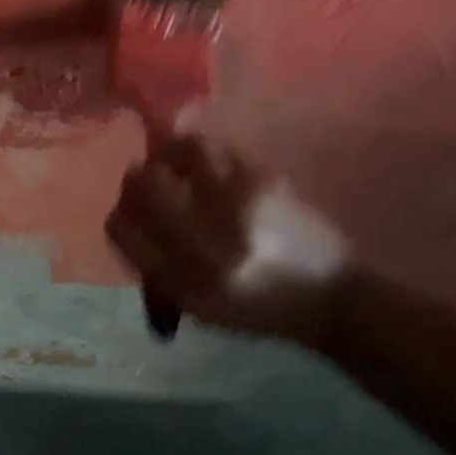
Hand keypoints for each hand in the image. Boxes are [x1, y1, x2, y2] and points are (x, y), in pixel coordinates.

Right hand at [104, 129, 349, 346]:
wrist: (334, 300)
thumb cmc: (261, 308)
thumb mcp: (201, 307)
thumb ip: (157, 268)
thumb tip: (125, 218)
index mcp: (184, 282)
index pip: (121, 228)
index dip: (121, 215)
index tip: (132, 213)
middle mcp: (205, 246)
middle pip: (141, 184)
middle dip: (139, 178)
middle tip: (150, 179)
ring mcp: (236, 209)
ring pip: (176, 152)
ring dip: (170, 153)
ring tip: (176, 160)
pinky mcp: (263, 181)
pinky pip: (213, 147)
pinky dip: (202, 149)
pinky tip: (205, 157)